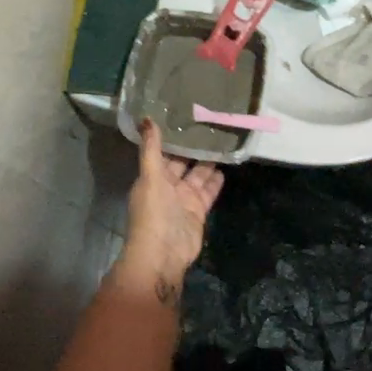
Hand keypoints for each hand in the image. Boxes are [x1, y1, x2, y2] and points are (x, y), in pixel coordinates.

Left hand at [111, 120, 223, 305]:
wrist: (163, 255)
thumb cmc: (153, 213)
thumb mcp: (150, 177)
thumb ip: (151, 149)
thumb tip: (146, 118)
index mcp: (151, 176)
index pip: (162, 151)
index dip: (172, 136)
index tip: (184, 115)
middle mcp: (167, 186)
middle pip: (182, 162)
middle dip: (192, 147)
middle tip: (209, 125)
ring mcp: (183, 199)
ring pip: (197, 175)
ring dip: (207, 162)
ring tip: (222, 142)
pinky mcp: (198, 211)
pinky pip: (208, 191)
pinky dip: (216, 181)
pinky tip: (225, 167)